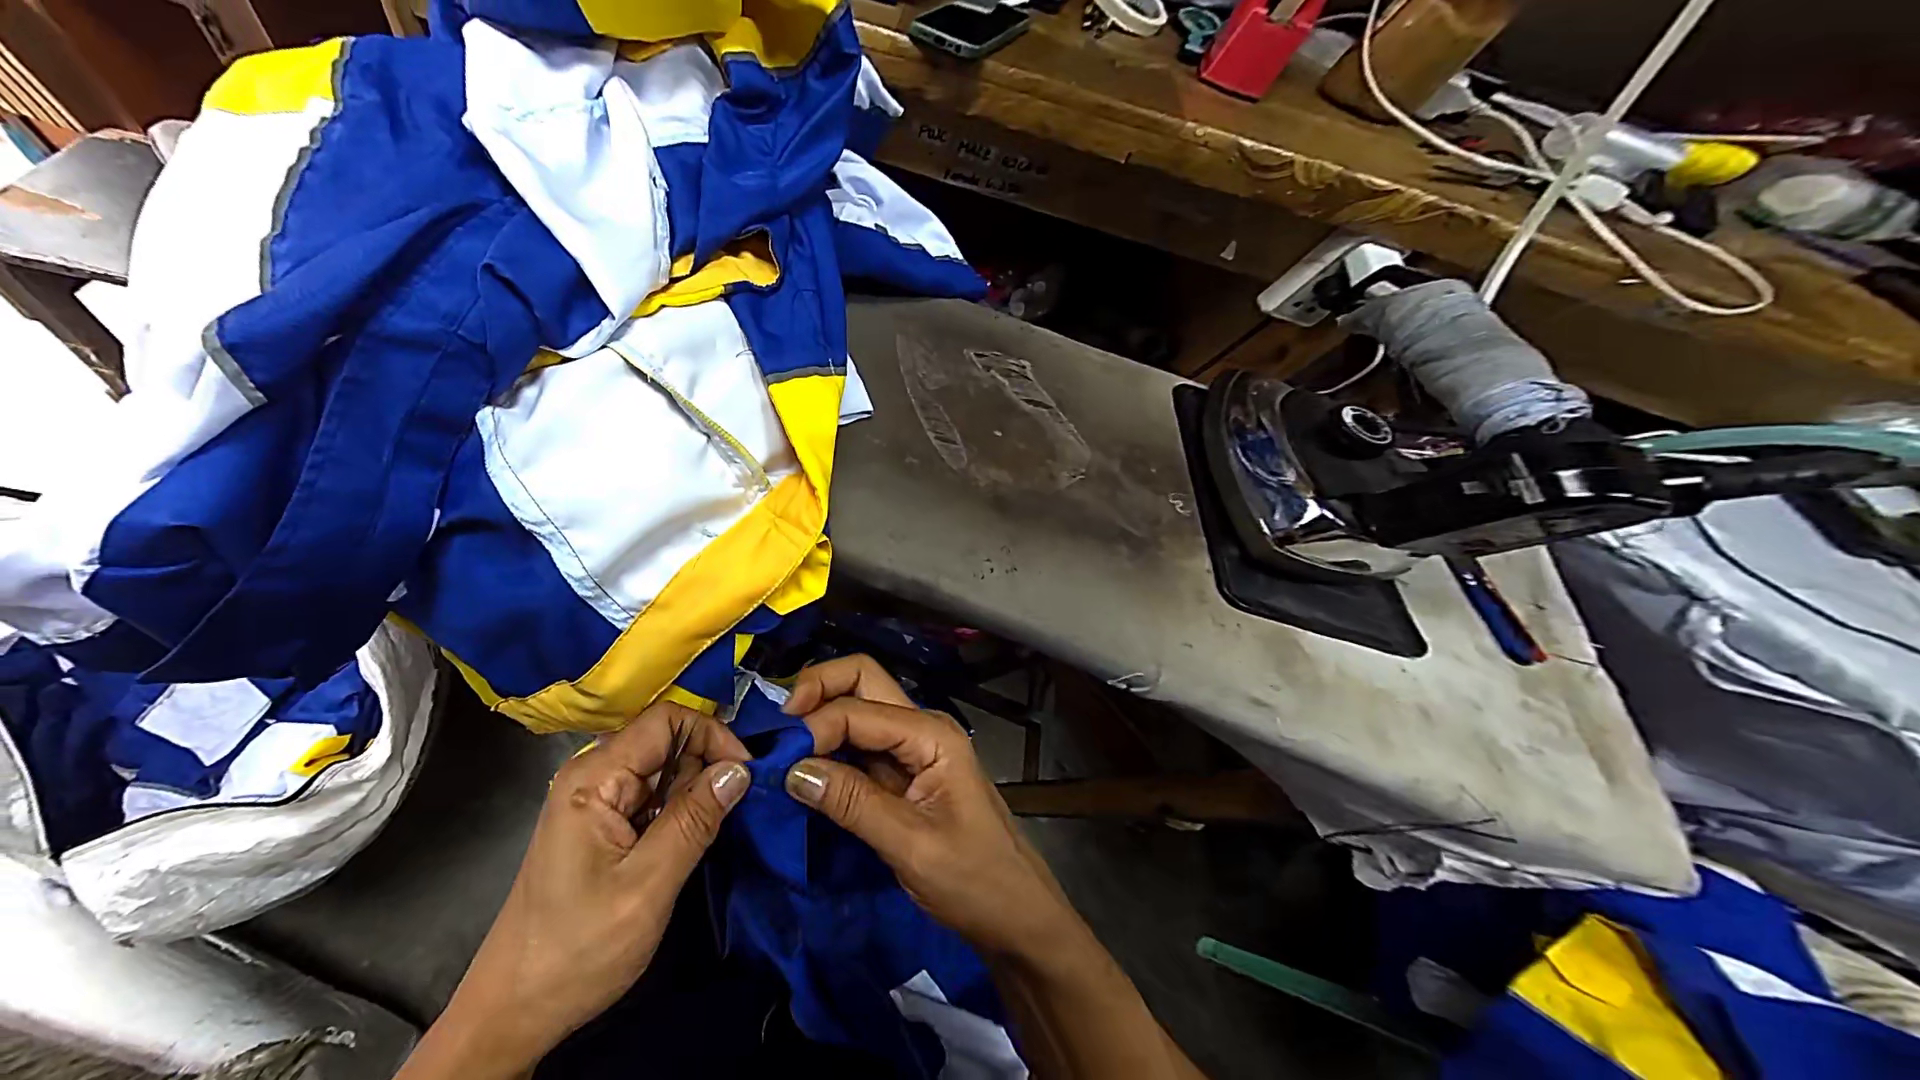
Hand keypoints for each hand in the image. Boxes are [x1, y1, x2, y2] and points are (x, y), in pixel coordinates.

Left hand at [398, 702, 751, 1079]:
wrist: (514, 1012)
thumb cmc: (577, 950)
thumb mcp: (647, 886)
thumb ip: (695, 820)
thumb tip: (741, 769)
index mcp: (594, 779)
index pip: (665, 720)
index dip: (711, 734)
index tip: (745, 772)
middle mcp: (592, 777)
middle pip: (666, 740)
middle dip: (708, 762)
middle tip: (738, 803)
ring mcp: (595, 801)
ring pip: (663, 769)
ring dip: (696, 788)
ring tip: (719, 822)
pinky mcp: (601, 824)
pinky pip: (652, 796)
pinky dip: (680, 807)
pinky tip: (693, 835)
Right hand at [779, 655, 1082, 960]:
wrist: (1014, 912)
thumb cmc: (975, 880)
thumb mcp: (911, 846)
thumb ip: (853, 803)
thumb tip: (791, 770)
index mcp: (932, 734)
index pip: (857, 709)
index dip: (814, 727)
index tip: (775, 762)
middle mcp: (921, 727)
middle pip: (860, 681)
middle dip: (814, 691)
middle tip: (773, 729)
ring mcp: (911, 747)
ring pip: (856, 707)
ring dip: (817, 717)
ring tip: (776, 747)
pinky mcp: (901, 771)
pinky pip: (858, 743)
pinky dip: (827, 747)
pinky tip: (801, 767)